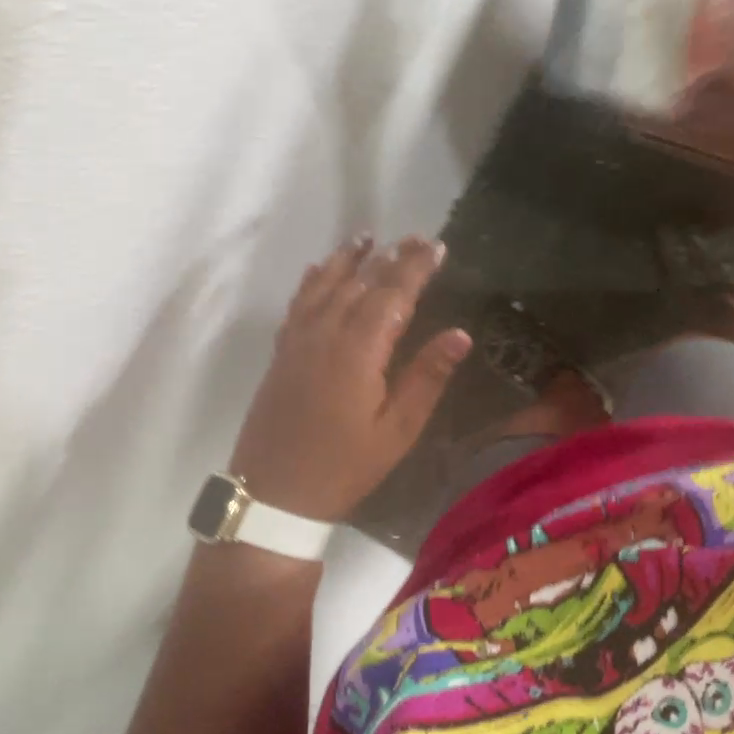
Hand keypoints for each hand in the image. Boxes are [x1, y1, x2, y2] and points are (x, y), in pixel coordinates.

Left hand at [229, 234, 470, 522]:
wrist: (273, 495)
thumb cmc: (344, 467)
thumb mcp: (397, 431)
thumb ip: (426, 378)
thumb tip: (460, 334)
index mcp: (358, 351)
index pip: (392, 295)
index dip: (415, 268)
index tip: (437, 246)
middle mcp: (325, 334)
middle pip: (360, 283)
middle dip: (389, 258)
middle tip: (415, 238)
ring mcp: (298, 341)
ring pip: (325, 286)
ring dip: (348, 260)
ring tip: (368, 238)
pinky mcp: (282, 354)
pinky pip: (299, 304)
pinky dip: (313, 281)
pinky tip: (319, 270)